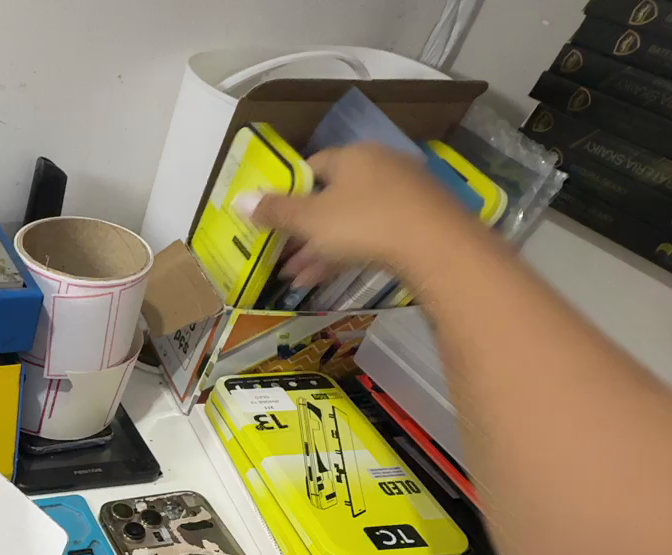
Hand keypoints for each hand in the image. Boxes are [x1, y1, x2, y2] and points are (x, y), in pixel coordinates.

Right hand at [240, 143, 487, 287]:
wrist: (433, 244)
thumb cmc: (362, 223)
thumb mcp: (309, 220)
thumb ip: (274, 211)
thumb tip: (238, 199)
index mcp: (352, 157)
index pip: (311, 167)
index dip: (287, 192)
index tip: (272, 217)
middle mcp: (377, 166)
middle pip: (328, 198)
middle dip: (300, 230)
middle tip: (278, 254)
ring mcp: (399, 193)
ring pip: (346, 220)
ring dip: (316, 248)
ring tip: (292, 277)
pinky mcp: (412, 219)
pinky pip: (367, 233)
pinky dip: (342, 253)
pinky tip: (318, 279)